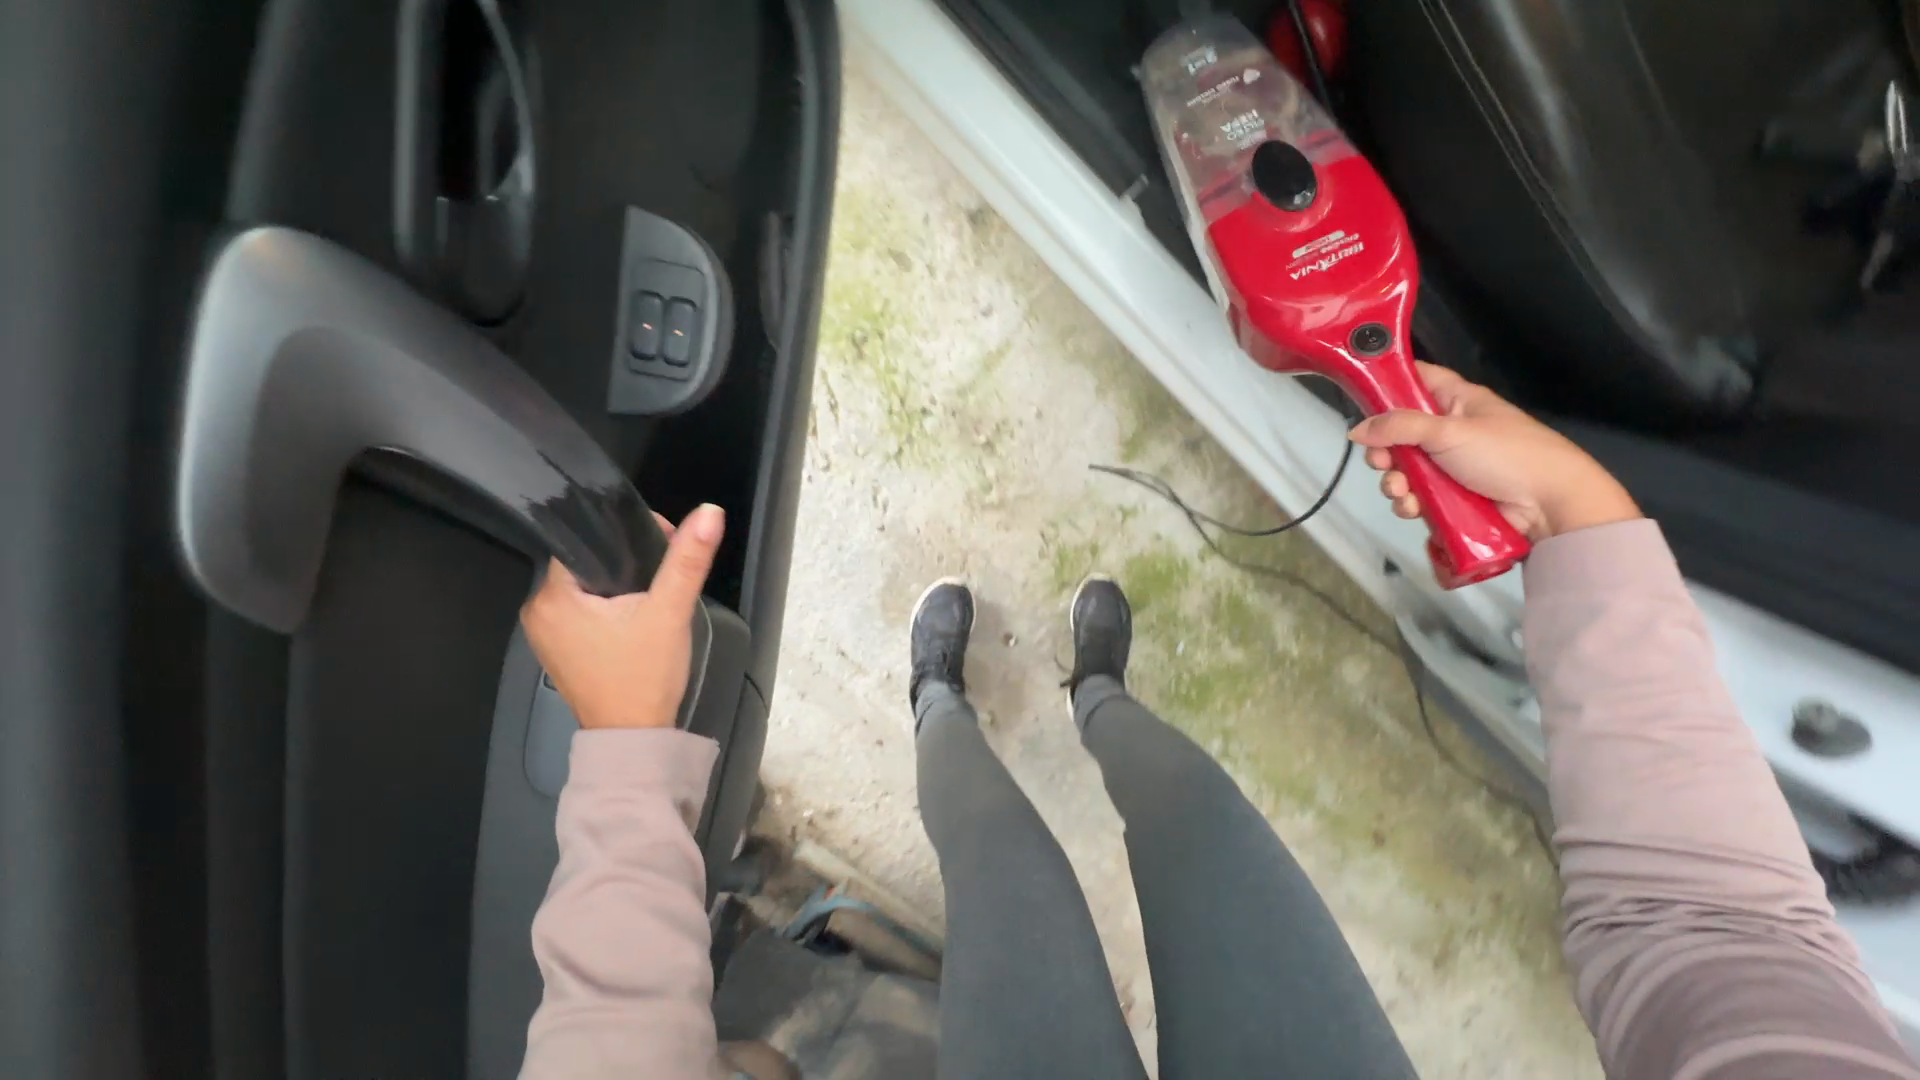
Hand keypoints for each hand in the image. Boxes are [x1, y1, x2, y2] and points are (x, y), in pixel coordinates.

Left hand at [521, 504, 724, 729]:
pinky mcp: (561, 650)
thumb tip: (710, 511)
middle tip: (664, 565)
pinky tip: (636, 612)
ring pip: (586, 588)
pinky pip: (584, 611)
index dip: (623, 534)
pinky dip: (608, 606)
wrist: (636, 737)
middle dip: (625, 560)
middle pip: (586, 564)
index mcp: (551, 597)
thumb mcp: (669, 611)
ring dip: (618, 583)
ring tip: (653, 588)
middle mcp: (537, 611)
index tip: (659, 539)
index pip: (583, 542)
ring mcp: (546, 634)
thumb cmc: (645, 674)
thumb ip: (687, 560)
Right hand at [1347, 362, 1640, 542]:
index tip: (1361, 396)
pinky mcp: (1449, 495)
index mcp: (1456, 402)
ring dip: (1394, 482)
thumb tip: (1356, 431)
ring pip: (1402, 469)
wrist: (1550, 505)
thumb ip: (1398, 427)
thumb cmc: (1507, 454)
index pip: (1416, 379)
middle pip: (1397, 432)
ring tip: (1402, 492)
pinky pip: (1415, 495)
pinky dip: (1409, 502)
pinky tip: (1414, 508)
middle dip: (1383, 450)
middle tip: (1381, 461)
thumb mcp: (1449, 431)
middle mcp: (1449, 430)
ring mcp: (1448, 464)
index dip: (1388, 383)